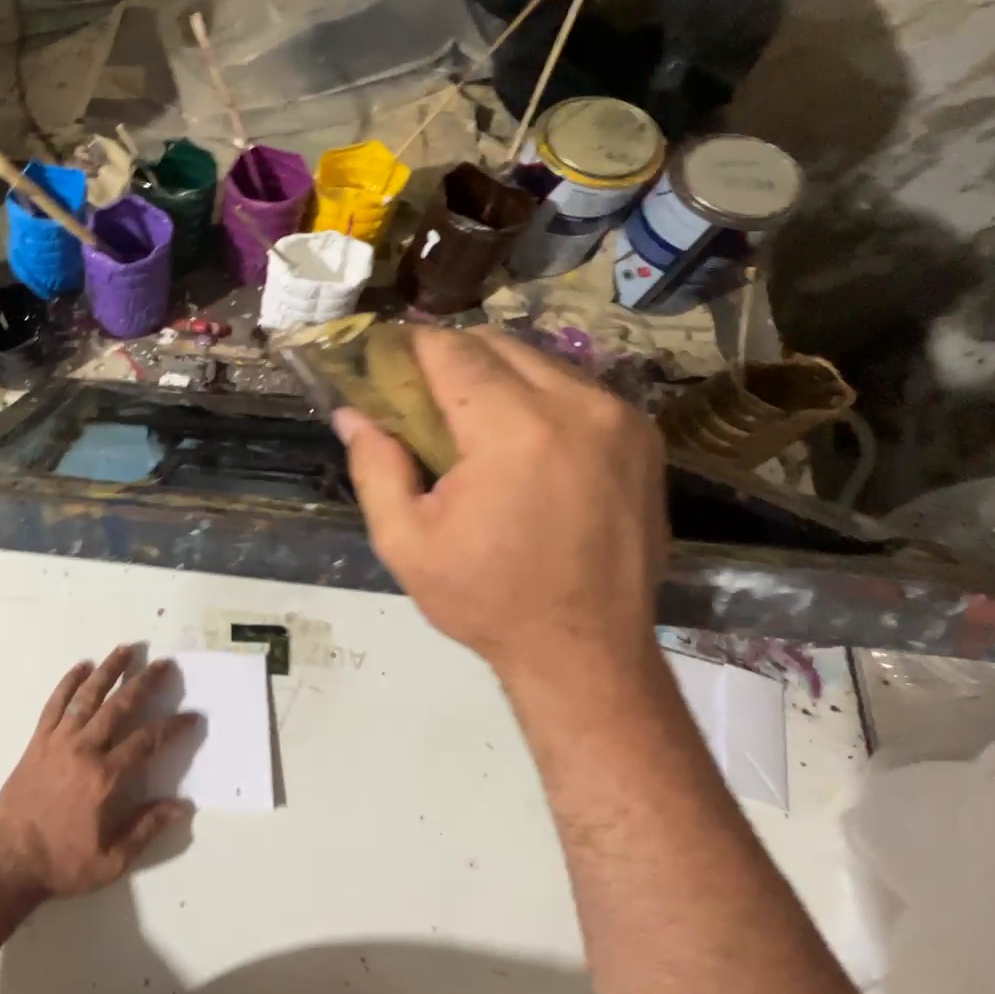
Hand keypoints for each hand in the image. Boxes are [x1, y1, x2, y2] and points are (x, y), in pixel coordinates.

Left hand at [0, 646, 197, 900]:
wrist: (9, 861)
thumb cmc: (63, 864)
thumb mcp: (112, 860)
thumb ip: (146, 829)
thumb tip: (181, 806)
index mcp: (105, 779)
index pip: (146, 743)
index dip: (172, 728)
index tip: (192, 716)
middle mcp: (83, 751)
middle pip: (119, 708)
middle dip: (144, 683)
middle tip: (164, 664)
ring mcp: (57, 742)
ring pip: (87, 697)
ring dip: (108, 671)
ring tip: (126, 650)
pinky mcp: (37, 742)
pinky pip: (54, 705)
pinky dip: (67, 683)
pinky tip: (80, 666)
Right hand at [334, 326, 667, 678]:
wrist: (585, 649)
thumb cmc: (484, 598)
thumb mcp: (405, 541)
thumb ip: (374, 466)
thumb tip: (351, 414)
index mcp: (513, 430)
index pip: (452, 352)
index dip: (408, 347)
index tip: (380, 357)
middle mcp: (576, 406)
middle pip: (497, 344)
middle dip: (448, 356)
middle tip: (413, 392)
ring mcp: (619, 418)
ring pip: (540, 360)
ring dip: (493, 373)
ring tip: (461, 416)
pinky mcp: (643, 437)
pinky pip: (576, 388)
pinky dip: (535, 394)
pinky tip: (512, 436)